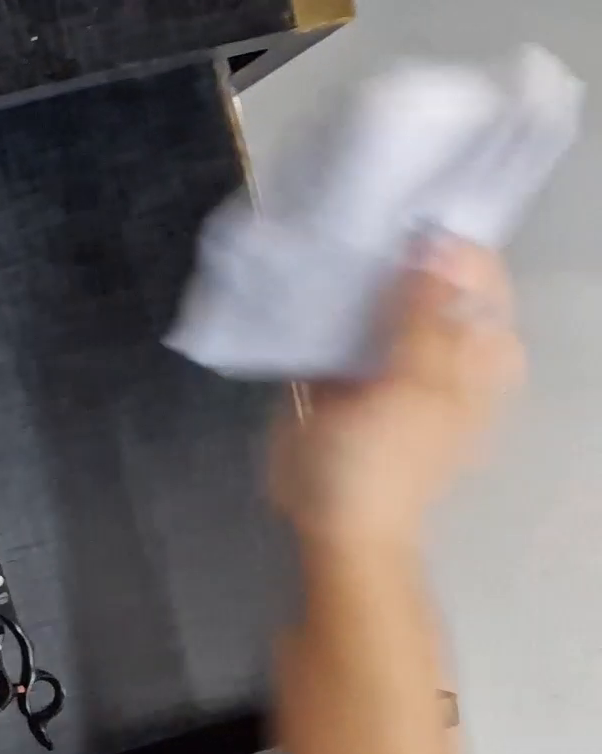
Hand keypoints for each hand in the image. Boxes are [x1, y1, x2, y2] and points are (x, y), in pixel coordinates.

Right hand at [271, 236, 524, 547]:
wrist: (332, 518)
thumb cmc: (382, 460)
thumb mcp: (414, 388)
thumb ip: (424, 318)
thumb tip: (433, 245)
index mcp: (478, 346)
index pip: (471, 272)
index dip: (439, 243)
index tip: (389, 218)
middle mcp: (436, 346)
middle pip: (417, 284)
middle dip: (385, 258)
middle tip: (341, 231)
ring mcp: (383, 362)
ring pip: (370, 306)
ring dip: (344, 285)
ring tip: (312, 254)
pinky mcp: (336, 379)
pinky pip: (330, 333)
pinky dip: (315, 315)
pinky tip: (293, 297)